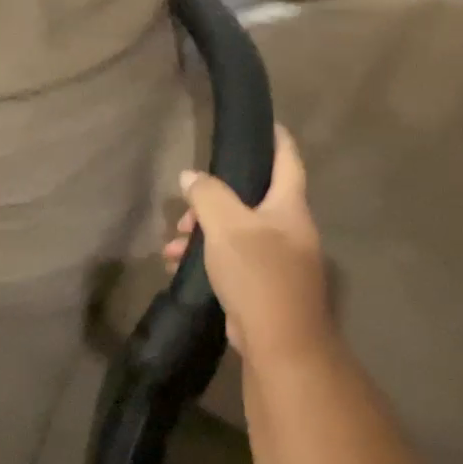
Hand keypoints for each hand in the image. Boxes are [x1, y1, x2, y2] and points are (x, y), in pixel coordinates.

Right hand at [164, 125, 331, 366]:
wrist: (280, 341)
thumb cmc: (258, 272)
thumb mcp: (226, 225)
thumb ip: (207, 195)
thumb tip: (190, 176)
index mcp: (289, 206)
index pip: (287, 159)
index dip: (276, 138)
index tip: (262, 123)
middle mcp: (290, 229)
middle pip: (251, 200)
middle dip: (213, 200)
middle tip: (186, 209)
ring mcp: (280, 260)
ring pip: (236, 233)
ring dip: (203, 235)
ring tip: (172, 247)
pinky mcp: (265, 286)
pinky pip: (232, 261)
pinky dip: (207, 260)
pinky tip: (178, 268)